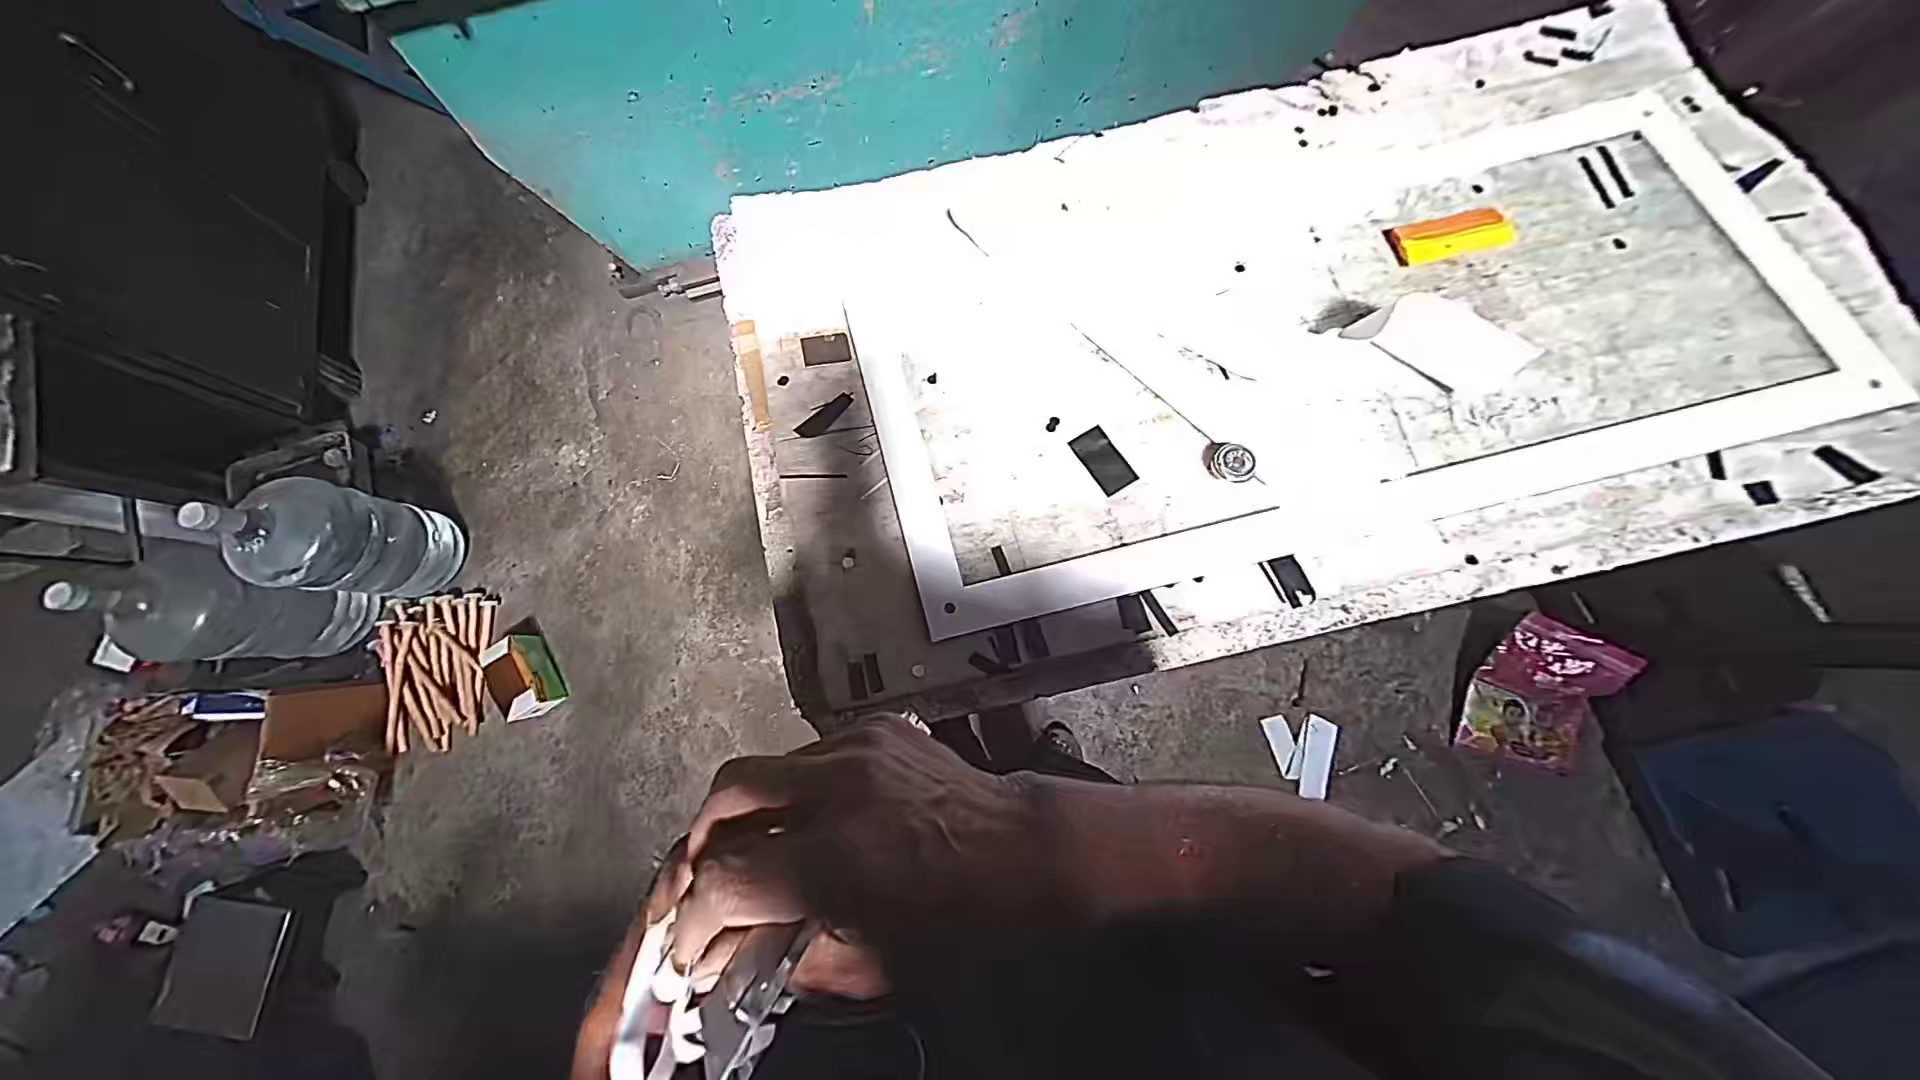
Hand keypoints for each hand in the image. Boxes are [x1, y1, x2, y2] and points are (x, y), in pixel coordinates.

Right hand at [654, 716, 1048, 978]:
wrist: (1021, 847)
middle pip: (725, 796)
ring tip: (752, 847)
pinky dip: (792, 786)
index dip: (692, 920)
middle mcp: (842, 789)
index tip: (691, 941)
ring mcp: (860, 747)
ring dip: (743, 812)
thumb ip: (791, 957)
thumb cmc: (962, 916)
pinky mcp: (877, 728)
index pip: (723, 877)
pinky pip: (807, 752)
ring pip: (762, 765)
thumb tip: (732, 949)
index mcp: (839, 857)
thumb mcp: (873, 963)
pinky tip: (808, 814)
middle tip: (700, 879)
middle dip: (697, 844)